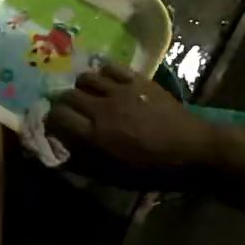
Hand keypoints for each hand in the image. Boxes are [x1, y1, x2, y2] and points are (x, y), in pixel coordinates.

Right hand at [47, 63, 219, 184]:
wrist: (193, 150)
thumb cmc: (153, 170)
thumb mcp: (115, 176)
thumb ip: (85, 163)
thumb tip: (63, 152)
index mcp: (95, 135)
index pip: (58, 117)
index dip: (51, 119)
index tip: (53, 124)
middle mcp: (102, 108)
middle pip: (68, 95)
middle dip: (63, 102)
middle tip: (68, 109)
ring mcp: (121, 91)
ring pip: (87, 77)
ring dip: (81, 85)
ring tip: (86, 93)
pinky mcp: (138, 80)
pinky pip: (111, 68)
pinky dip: (103, 72)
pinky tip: (105, 80)